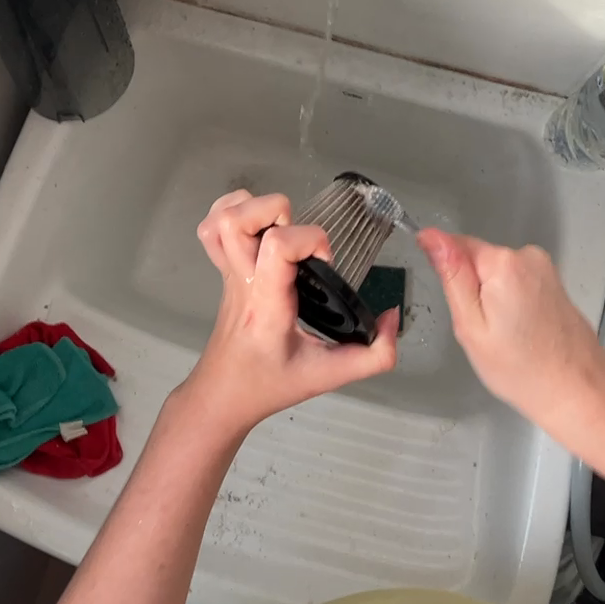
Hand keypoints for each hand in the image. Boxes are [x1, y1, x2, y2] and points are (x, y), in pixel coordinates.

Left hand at [180, 190, 399, 437]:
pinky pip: (211, 226)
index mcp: (268, 302)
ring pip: (221, 217)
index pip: (277, 245)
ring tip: (281, 231)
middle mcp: (243, 279)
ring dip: (255, 209)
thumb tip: (393, 317)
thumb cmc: (272, 383)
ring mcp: (227, 271)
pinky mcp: (222, 269)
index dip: (310, 240)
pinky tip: (258, 228)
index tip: (325, 264)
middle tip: (299, 242)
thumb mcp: (331, 376)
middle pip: (237, 220)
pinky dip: (234, 212)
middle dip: (278, 214)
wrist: (224, 394)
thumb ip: (376, 354)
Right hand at [416, 228, 604, 428]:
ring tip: (503, 335)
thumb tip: (431, 235)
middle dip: (471, 290)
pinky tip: (520, 332)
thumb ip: (452, 275)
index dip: (448, 275)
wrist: (578, 391)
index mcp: (502, 263)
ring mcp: (545, 268)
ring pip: (495, 273)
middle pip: (477, 260)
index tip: (459, 308)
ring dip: (490, 298)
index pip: (454, 245)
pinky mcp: (554, 282)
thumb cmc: (519, 368)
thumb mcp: (471, 325)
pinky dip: (510, 303)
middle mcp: (526, 255)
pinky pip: (516, 282)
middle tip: (480, 330)